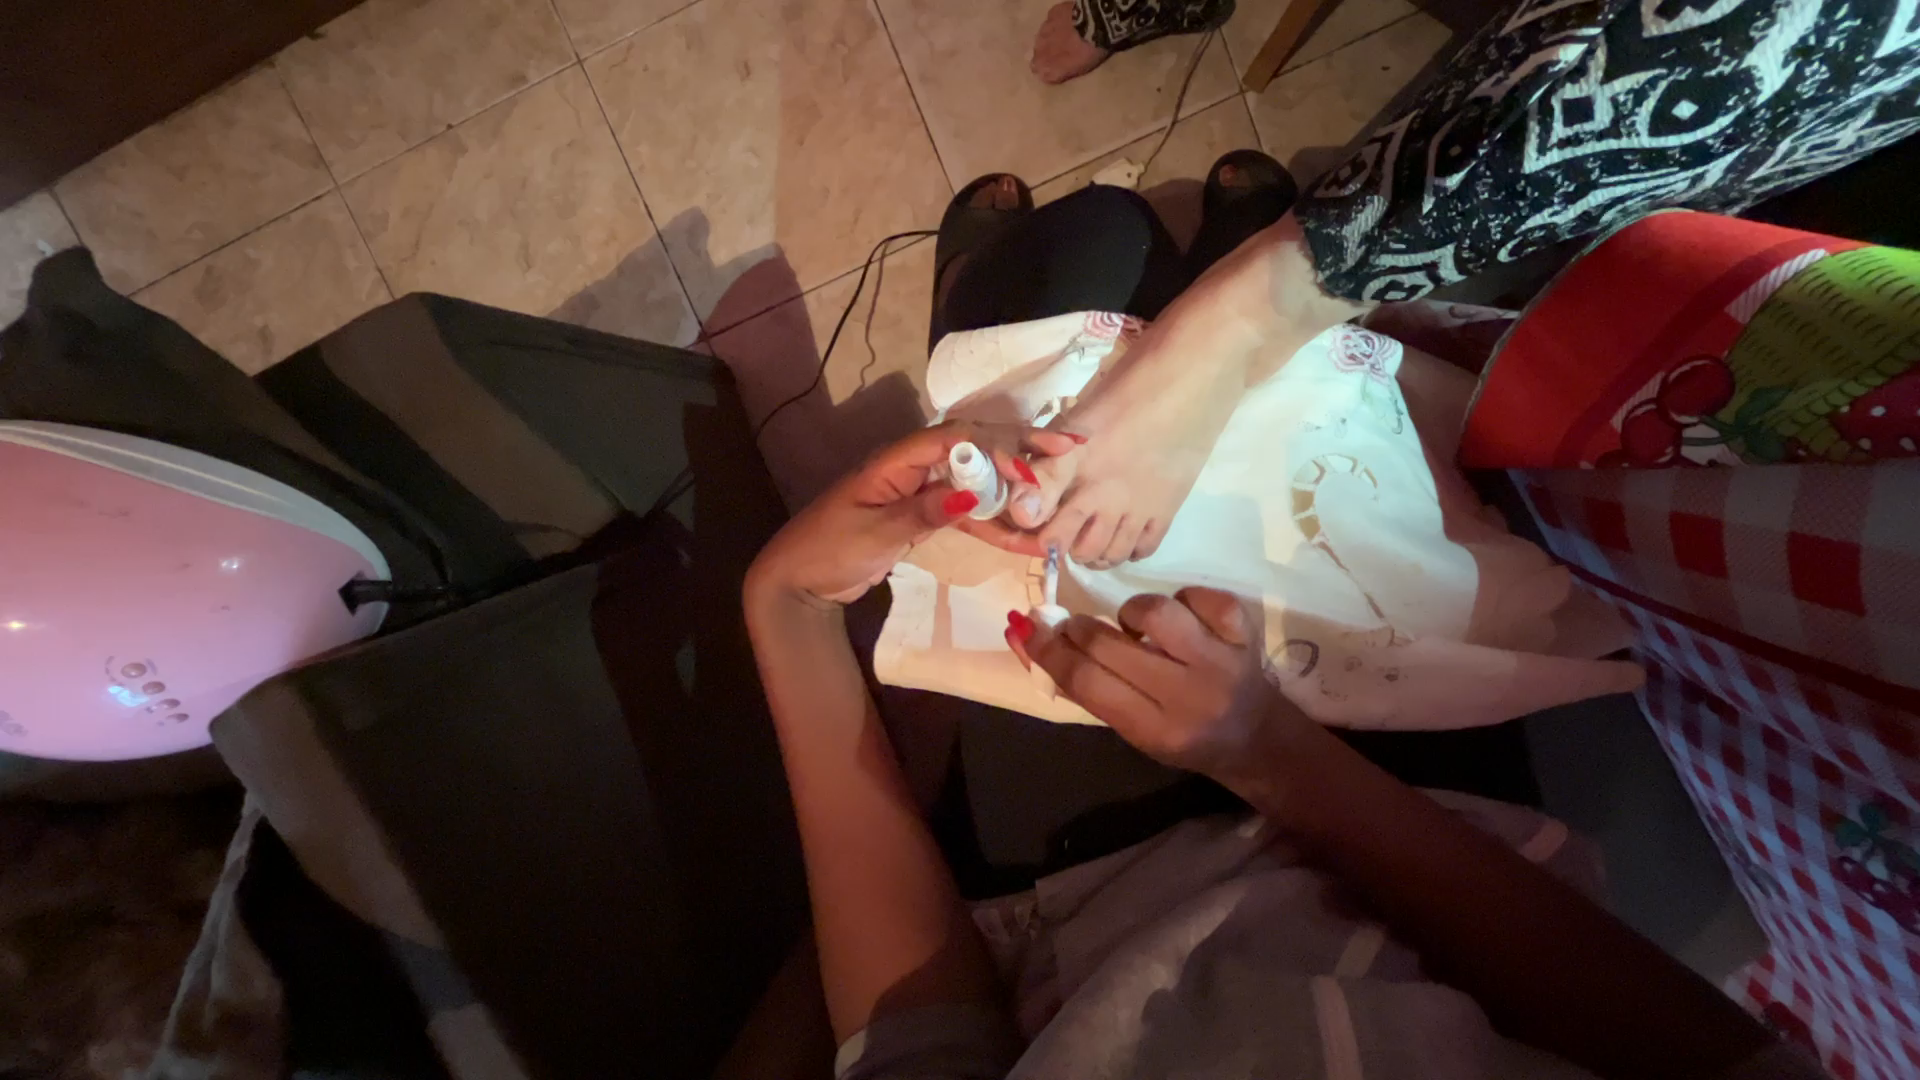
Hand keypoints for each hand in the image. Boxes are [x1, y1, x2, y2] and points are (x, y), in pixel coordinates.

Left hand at [747, 422, 1078, 608]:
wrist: (799, 582)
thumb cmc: (828, 550)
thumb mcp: (874, 533)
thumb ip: (922, 513)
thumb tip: (971, 496)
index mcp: (896, 461)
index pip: (954, 439)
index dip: (996, 447)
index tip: (1031, 467)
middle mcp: (913, 468)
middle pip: (973, 450)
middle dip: (1018, 451)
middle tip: (1067, 449)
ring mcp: (921, 492)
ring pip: (976, 482)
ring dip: (1012, 492)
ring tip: (1054, 499)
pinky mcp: (924, 516)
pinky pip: (966, 514)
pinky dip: (992, 526)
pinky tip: (1022, 540)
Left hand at [993, 214, 1365, 568]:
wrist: (1203, 364)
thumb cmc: (1134, 376)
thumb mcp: (1079, 412)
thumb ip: (1047, 462)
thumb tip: (1021, 508)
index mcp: (1077, 470)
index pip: (1043, 528)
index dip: (1030, 530)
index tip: (1028, 518)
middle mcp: (1107, 498)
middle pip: (1076, 549)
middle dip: (1060, 545)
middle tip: (1057, 524)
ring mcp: (1141, 507)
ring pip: (1109, 555)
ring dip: (1092, 551)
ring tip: (1086, 532)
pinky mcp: (1171, 506)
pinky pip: (1144, 548)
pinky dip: (1127, 549)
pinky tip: (1120, 532)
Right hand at [1005, 587, 1322, 790]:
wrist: (1257, 740)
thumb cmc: (1180, 737)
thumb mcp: (1130, 727)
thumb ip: (1081, 685)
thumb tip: (1023, 635)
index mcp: (1155, 730)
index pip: (1086, 682)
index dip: (1047, 650)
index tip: (1027, 627)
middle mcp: (1188, 695)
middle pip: (1109, 645)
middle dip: (1078, 629)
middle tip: (1075, 627)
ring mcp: (1220, 660)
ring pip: (1153, 611)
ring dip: (1131, 613)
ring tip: (1135, 628)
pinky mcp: (1243, 631)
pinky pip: (1196, 595)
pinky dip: (1181, 601)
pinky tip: (1183, 622)